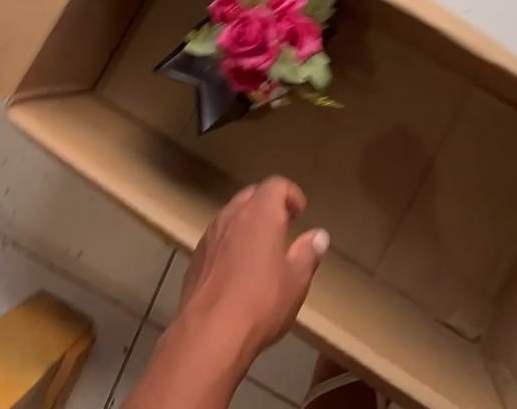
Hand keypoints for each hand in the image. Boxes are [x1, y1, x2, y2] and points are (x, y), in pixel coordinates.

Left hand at [177, 177, 330, 358]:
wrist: (209, 333)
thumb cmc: (261, 302)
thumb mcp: (296, 281)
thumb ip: (308, 253)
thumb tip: (319, 235)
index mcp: (260, 213)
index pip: (276, 184)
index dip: (291, 193)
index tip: (301, 212)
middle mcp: (233, 215)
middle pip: (252, 195)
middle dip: (269, 204)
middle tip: (285, 224)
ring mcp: (210, 234)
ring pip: (232, 214)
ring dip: (248, 221)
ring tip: (262, 246)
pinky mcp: (196, 255)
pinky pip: (218, 236)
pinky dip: (231, 240)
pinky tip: (237, 268)